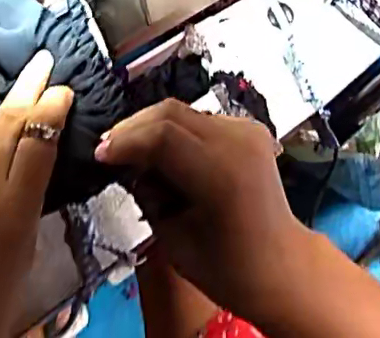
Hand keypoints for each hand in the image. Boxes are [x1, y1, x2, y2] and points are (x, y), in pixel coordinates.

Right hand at [99, 101, 379, 337]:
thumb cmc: (228, 267)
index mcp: (221, 171)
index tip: (100, 154)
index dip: (126, 140)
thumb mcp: (175, 238)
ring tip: (132, 152)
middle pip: (174, 112)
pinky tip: (165, 153)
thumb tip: (131, 164)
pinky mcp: (249, 127)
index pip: (163, 135)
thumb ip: (150, 194)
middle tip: (108, 147)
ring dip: (156, 126)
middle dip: (135, 126)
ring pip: (187, 112)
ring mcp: (247, 129)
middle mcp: (237, 140)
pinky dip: (178, 131)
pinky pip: (203, 121)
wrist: (280, 263)